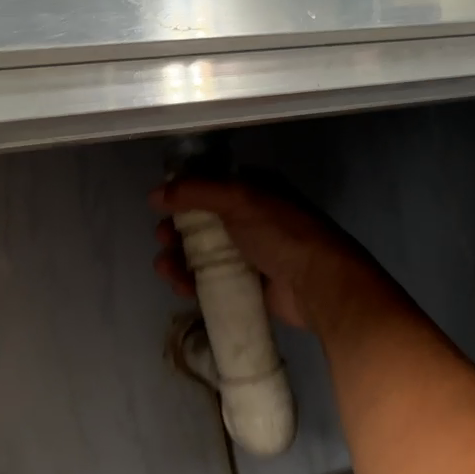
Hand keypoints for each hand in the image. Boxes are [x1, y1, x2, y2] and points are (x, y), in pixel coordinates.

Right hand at [150, 177, 369, 329]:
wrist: (319, 284)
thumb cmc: (280, 232)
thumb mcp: (238, 199)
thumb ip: (195, 191)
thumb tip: (155, 194)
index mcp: (254, 191)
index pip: (210, 187)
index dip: (184, 194)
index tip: (160, 205)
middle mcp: (252, 219)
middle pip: (202, 222)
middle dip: (176, 230)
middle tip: (161, 238)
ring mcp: (251, 254)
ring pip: (203, 253)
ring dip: (179, 258)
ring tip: (164, 267)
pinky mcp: (249, 286)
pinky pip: (213, 281)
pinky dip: (192, 282)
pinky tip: (178, 286)